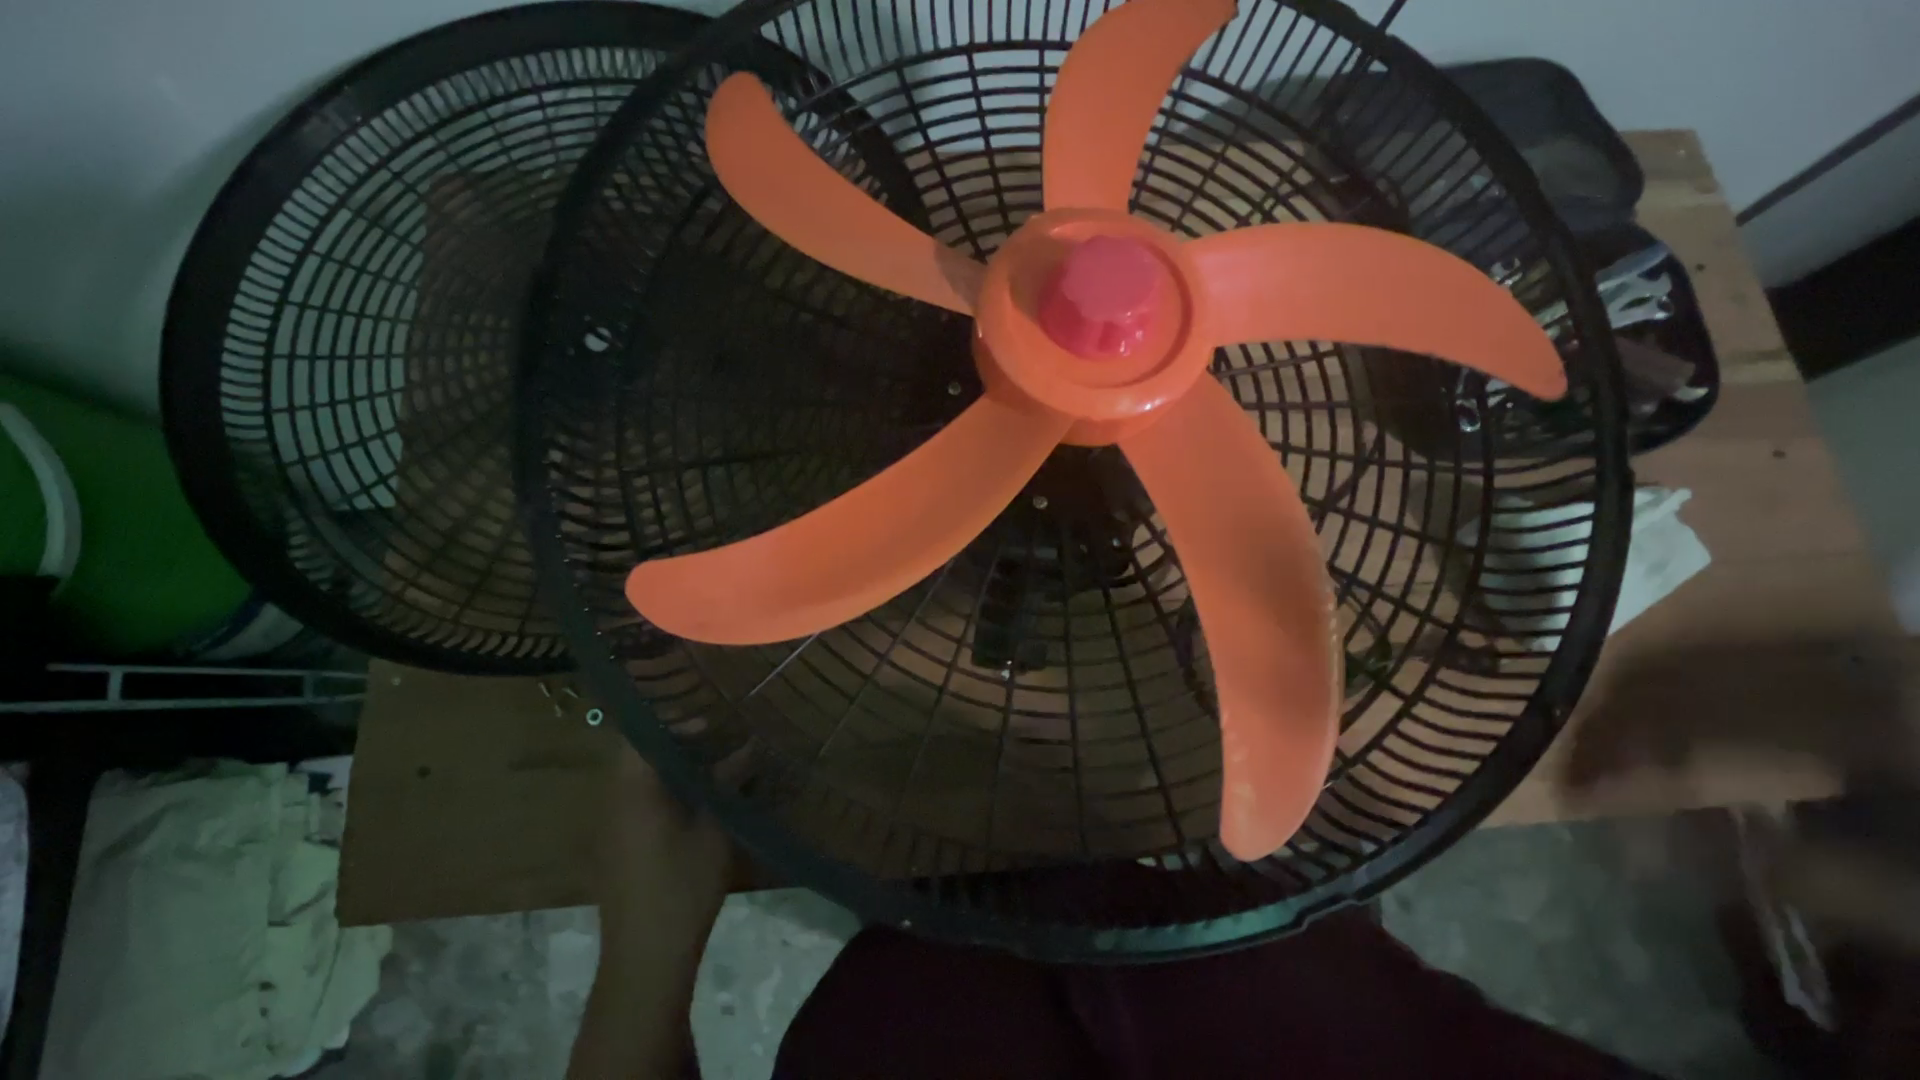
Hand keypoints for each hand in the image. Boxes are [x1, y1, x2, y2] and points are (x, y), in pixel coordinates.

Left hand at [594, 741, 735, 952]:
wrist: (646, 955)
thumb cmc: (683, 886)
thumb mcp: (715, 830)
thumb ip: (727, 783)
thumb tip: (747, 748)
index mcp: (632, 788)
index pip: (643, 733)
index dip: (675, 722)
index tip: (711, 723)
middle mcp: (611, 799)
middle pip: (637, 755)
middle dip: (675, 743)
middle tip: (716, 741)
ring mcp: (608, 826)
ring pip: (635, 780)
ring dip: (669, 769)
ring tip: (711, 769)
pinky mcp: (613, 848)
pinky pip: (634, 803)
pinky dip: (661, 793)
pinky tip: (693, 806)